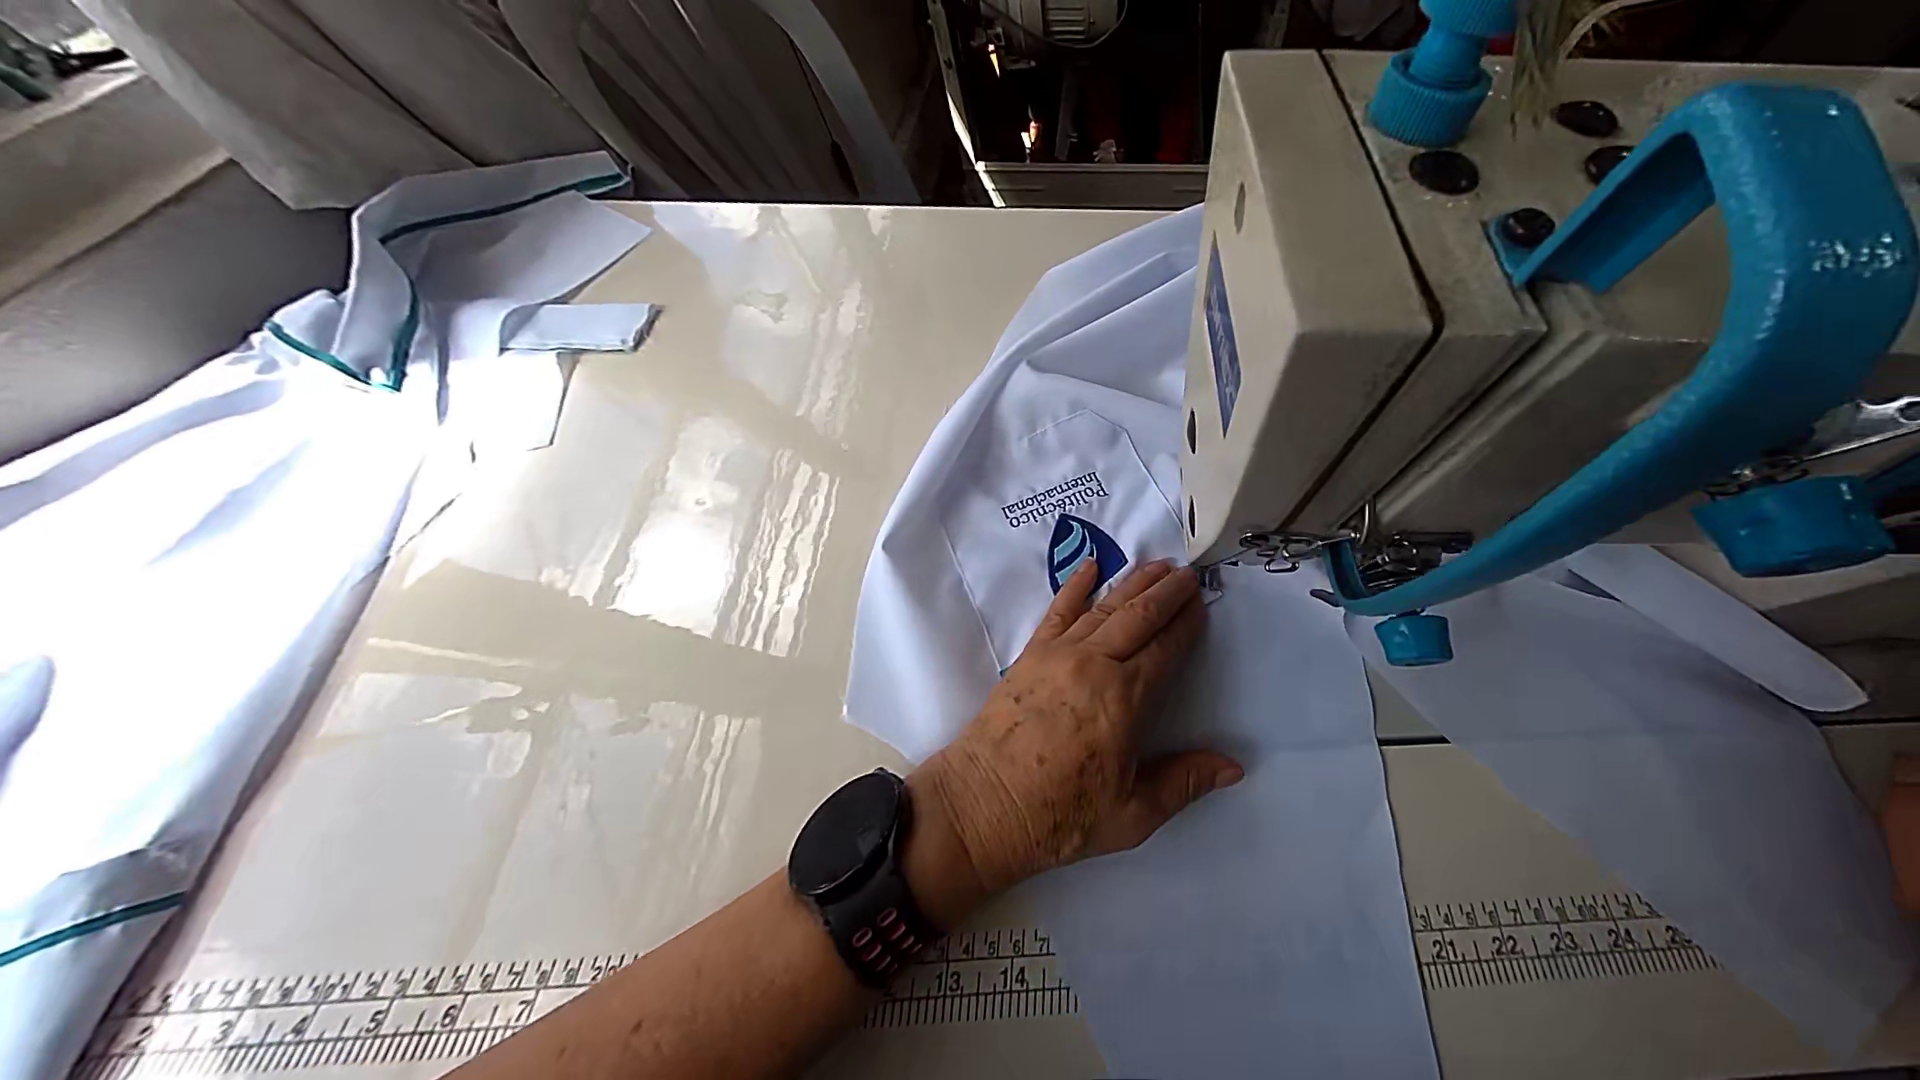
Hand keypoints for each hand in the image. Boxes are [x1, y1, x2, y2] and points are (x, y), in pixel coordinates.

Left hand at [903, 558, 1243, 926]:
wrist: (984, 803)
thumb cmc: (1061, 814)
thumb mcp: (1134, 814)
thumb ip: (1184, 782)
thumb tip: (1233, 766)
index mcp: (1124, 699)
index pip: (1165, 650)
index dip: (1185, 626)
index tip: (1201, 605)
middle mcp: (1092, 665)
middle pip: (1137, 618)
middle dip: (1166, 593)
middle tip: (1187, 573)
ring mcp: (1057, 655)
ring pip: (1103, 609)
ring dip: (1131, 584)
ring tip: (1155, 565)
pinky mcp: (1029, 656)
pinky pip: (1057, 612)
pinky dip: (1075, 587)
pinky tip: (1090, 568)